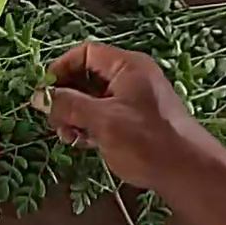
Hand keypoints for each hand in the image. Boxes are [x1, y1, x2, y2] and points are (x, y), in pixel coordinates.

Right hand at [35, 42, 220, 190]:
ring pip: (91, 99)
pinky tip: (81, 142)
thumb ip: (68, 105)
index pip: (85, 53)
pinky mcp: (132, 121)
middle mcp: (129, 78)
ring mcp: (131, 100)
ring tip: (68, 136)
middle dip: (65, 97)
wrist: (186, 171)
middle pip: (85, 77)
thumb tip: (39, 97)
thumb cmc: (147, 140)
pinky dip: (87, 126)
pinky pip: (101, 115)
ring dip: (73, 115)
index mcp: (127, 67)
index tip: (45, 93)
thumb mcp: (103, 120)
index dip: (61, 70)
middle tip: (54, 120)